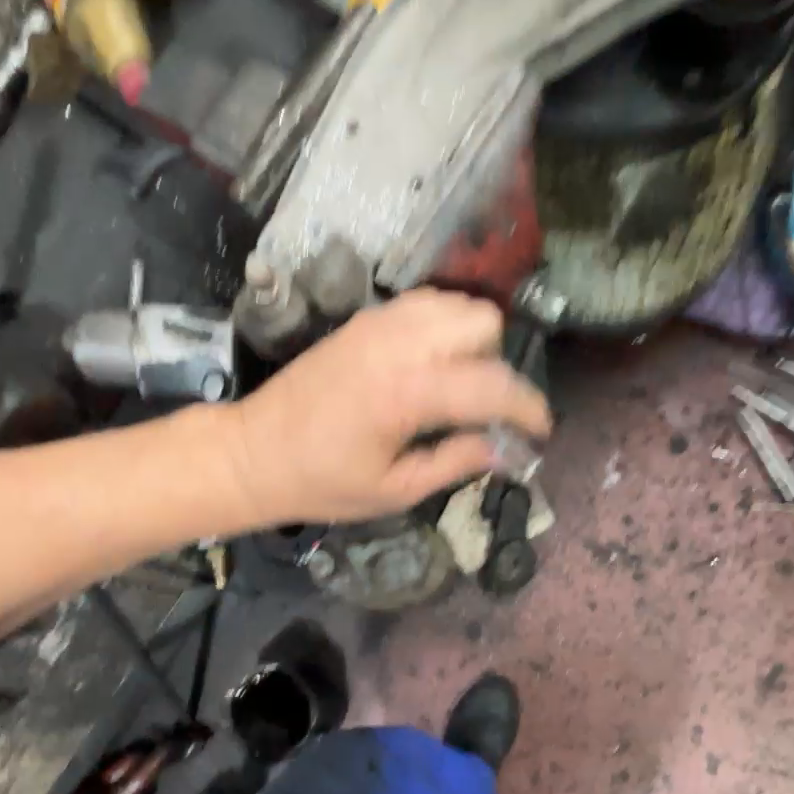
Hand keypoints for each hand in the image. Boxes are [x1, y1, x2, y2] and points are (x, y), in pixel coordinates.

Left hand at [224, 289, 552, 523]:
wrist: (253, 453)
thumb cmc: (321, 482)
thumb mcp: (394, 490)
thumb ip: (454, 463)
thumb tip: (503, 450)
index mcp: (407, 393)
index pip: (493, 385)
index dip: (528, 409)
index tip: (540, 430)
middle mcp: (398, 345)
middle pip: (483, 323)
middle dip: (497, 363)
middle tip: (482, 405)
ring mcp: (378, 324)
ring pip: (456, 304)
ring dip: (471, 339)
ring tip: (456, 382)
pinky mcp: (363, 320)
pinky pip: (423, 303)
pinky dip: (442, 324)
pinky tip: (430, 362)